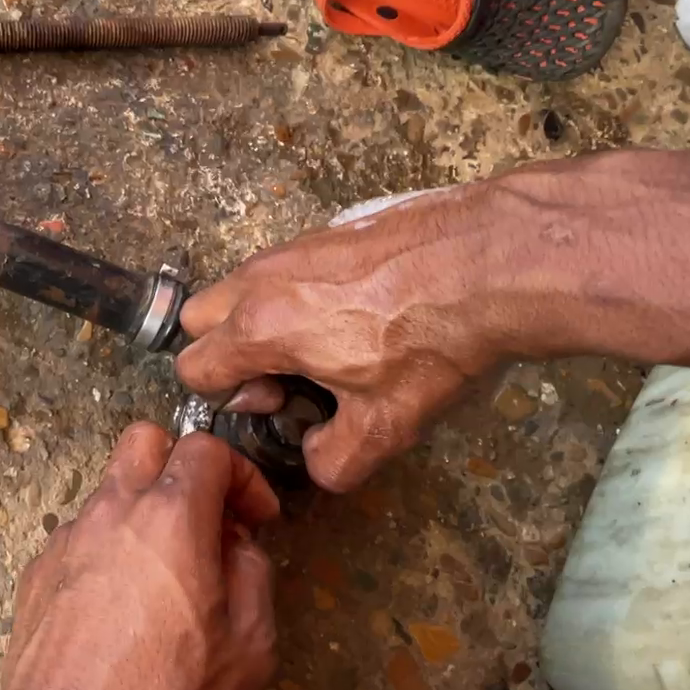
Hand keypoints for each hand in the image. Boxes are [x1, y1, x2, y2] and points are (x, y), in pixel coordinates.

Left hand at [0, 424, 279, 689]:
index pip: (205, 449)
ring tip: (164, 580)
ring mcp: (65, 540)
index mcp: (169, 516)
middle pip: (142, 441)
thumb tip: (234, 542)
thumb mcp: (249, 646)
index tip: (257, 519)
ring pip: (108, 492)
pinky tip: (117, 612)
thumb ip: (251, 572)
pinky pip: (80, 538)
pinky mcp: (36, 574)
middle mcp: (110, 511)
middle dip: (180, 465)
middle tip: (205, 522)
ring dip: (143, 513)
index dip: (242, 475)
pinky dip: (108, 551)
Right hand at [175, 182, 518, 491]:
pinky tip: (359, 305)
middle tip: (285, 368)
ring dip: (259, 318)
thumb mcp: (387, 425)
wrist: (496, 257)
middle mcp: (260, 280)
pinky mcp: (324, 228)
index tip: (278, 401)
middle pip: (197, 318)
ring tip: (325, 337)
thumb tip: (319, 459)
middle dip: (223, 349)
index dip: (226, 396)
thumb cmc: (432, 341)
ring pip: (239, 287)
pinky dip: (295, 291)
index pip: (193, 366)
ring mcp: (290, 247)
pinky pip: (282, 265)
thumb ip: (335, 460)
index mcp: (260, 329)